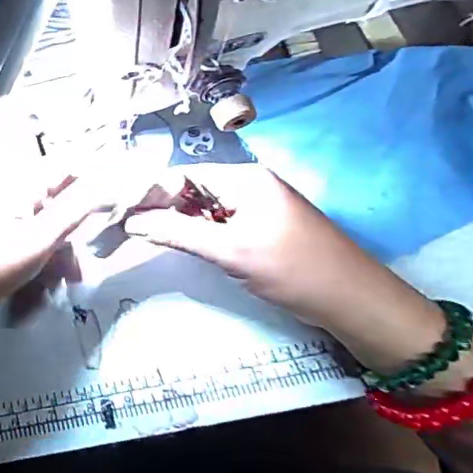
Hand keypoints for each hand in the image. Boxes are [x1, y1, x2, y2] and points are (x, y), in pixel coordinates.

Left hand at [0, 172, 108, 348]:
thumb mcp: (40, 238)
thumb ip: (76, 209)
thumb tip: (109, 184)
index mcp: (26, 183)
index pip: (71, 166)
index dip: (97, 180)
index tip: (116, 203)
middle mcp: (16, 191)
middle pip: (61, 199)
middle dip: (78, 229)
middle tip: (88, 257)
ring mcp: (5, 212)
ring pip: (48, 224)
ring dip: (62, 250)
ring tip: (68, 281)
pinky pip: (31, 238)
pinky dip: (43, 256)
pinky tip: (46, 282)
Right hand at [121, 164, 452, 373]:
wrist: (352, 298)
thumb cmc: (291, 269)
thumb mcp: (231, 251)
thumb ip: (179, 233)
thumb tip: (134, 221)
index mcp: (245, 178)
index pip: (184, 174)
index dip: (151, 192)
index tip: (121, 213)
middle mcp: (251, 183)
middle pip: (194, 187)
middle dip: (163, 206)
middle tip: (130, 229)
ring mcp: (259, 205)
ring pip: (207, 206)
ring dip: (181, 220)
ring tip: (149, 238)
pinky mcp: (265, 226)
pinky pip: (224, 221)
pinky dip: (203, 232)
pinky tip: (186, 246)